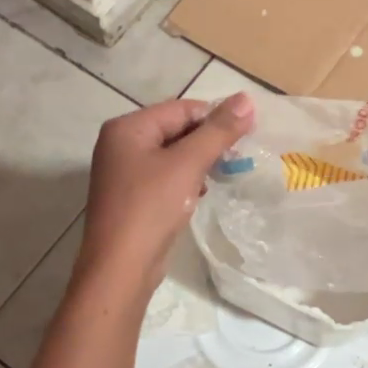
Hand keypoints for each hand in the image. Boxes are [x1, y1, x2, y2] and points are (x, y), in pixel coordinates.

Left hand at [78, 94, 255, 296]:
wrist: (120, 268)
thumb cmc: (151, 208)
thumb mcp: (188, 165)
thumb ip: (218, 131)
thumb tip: (246, 99)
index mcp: (127, 128)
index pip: (181, 109)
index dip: (215, 118)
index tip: (246, 134)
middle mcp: (120, 144)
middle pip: (175, 129)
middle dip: (207, 141)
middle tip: (238, 156)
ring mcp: (123, 172)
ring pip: (172, 155)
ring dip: (199, 162)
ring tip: (223, 174)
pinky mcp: (131, 197)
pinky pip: (164, 177)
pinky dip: (185, 181)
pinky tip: (200, 193)